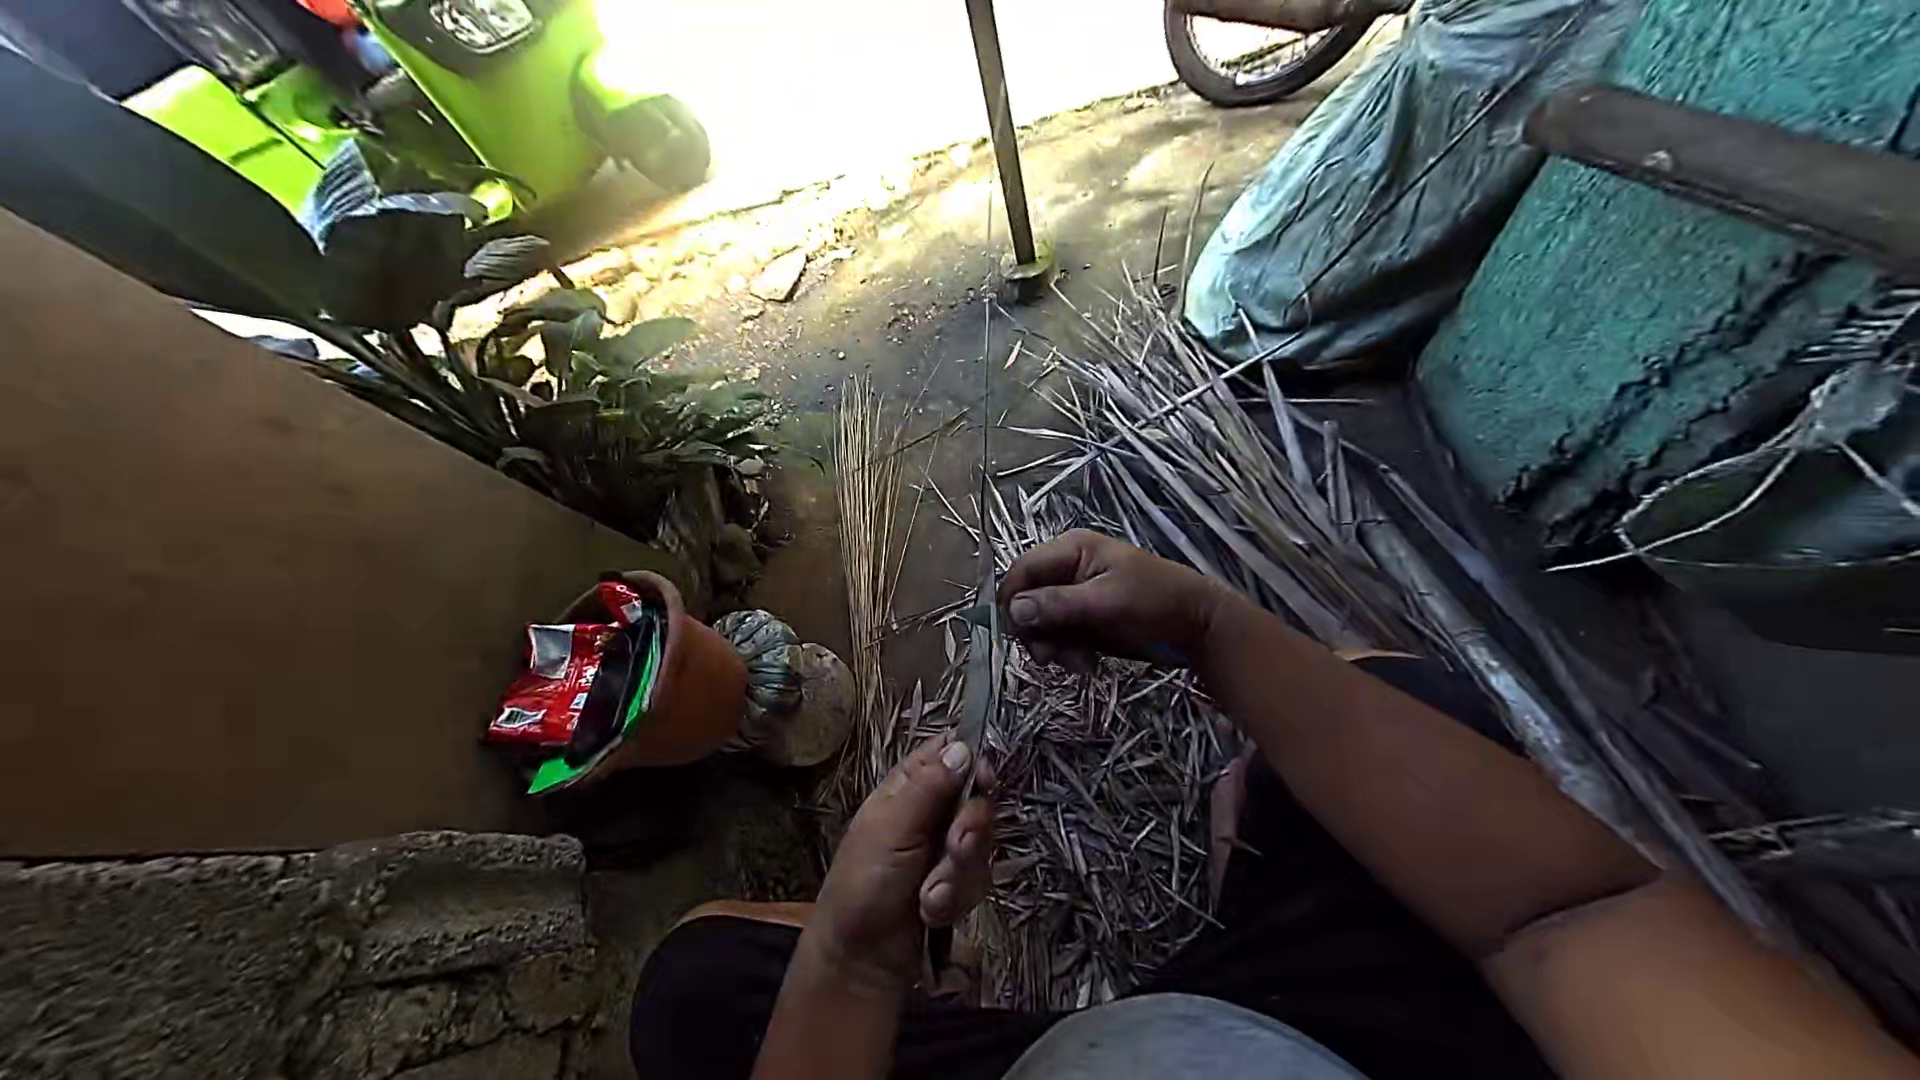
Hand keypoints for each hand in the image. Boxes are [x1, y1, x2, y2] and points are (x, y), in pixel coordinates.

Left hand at [805, 734, 994, 995]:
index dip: (972, 761)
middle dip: (969, 828)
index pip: (949, 753)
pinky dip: (957, 897)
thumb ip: (929, 788)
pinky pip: (979, 878)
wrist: (861, 960)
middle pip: (976, 798)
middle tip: (953, 847)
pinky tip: (932, 911)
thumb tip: (963, 747)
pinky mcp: (958, 881)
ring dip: (958, 873)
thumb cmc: (863, 884)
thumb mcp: (891, 829)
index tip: (984, 780)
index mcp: (908, 785)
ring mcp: (947, 846)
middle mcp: (932, 810)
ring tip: (930, 894)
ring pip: (982, 841)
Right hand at [998, 529, 1231, 670]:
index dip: (1013, 599)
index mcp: (1071, 549)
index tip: (1018, 631)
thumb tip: (1014, 611)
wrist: (1199, 626)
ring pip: (1039, 623)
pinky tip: (1086, 664)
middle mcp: (1067, 570)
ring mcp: (1074, 597)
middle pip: (1026, 599)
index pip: (1022, 569)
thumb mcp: (1106, 600)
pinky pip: (1058, 637)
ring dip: (1052, 646)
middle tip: (1049, 656)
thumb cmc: (1157, 601)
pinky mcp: (1083, 620)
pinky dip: (1066, 653)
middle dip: (1035, 630)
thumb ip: (1058, 604)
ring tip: (1078, 663)